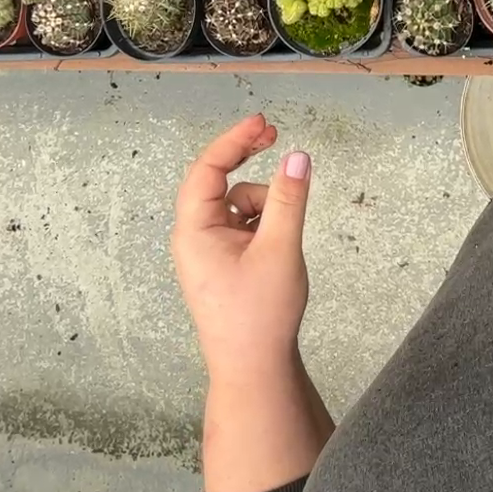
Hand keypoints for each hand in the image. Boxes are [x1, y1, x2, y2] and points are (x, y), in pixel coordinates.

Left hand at [172, 114, 313, 388]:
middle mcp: (195, 236)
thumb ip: (289, 198)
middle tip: (275, 136)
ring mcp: (210, 249)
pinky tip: (281, 242)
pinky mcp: (226, 259)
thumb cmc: (260, 312)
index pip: (207, 170)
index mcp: (194, 231)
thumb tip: (297, 155)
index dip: (233, 141)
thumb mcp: (280, 248)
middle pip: (217, 181)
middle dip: (245, 157)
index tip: (263, 124)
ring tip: (284, 235)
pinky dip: (266, 220)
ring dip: (266, 202)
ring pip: (239, 202)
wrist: (254, 367)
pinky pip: (246, 222)